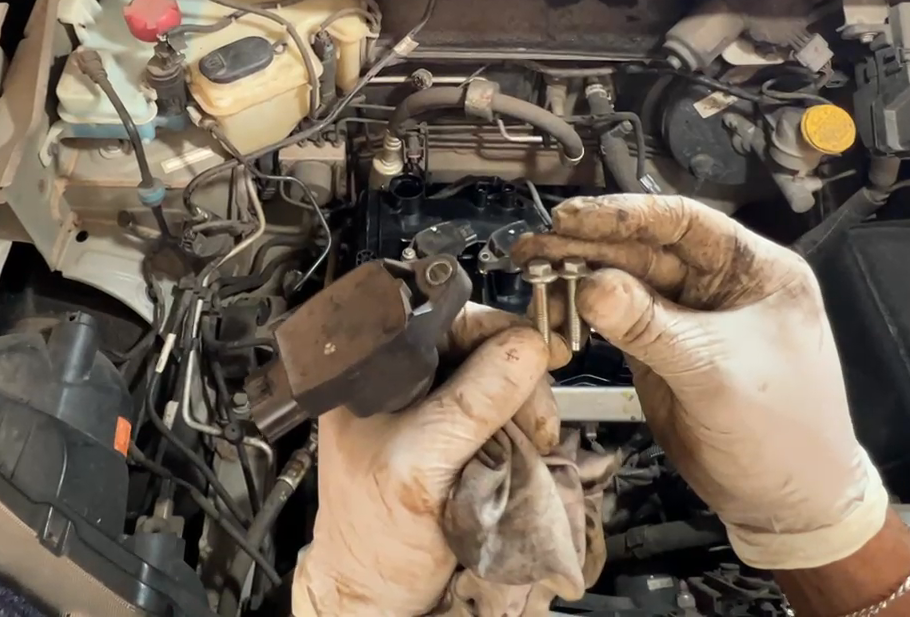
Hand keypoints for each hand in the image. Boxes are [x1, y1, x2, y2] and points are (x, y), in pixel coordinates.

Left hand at [294, 324, 550, 616]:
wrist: (380, 597)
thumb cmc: (371, 533)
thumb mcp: (420, 462)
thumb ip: (470, 404)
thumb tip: (525, 347)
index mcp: (377, 369)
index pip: (444, 320)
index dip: (495, 329)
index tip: (538, 351)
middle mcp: (407, 379)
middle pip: (483, 347)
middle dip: (520, 380)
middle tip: (537, 422)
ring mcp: (435, 408)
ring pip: (502, 380)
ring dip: (528, 409)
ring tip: (531, 444)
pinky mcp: (460, 436)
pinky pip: (506, 415)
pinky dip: (526, 431)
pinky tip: (527, 451)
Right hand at [512, 194, 886, 569]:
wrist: (786, 507)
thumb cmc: (780, 435)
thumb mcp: (715, 373)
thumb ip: (651, 327)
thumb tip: (590, 284)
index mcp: (752, 268)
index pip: (681, 222)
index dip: (624, 215)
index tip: (572, 219)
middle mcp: (714, 279)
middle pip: (640, 247)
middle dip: (585, 245)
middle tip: (534, 247)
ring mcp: (681, 310)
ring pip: (619, 277)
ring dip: (573, 273)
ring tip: (529, 270)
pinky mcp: (654, 341)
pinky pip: (610, 314)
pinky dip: (577, 309)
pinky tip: (548, 306)